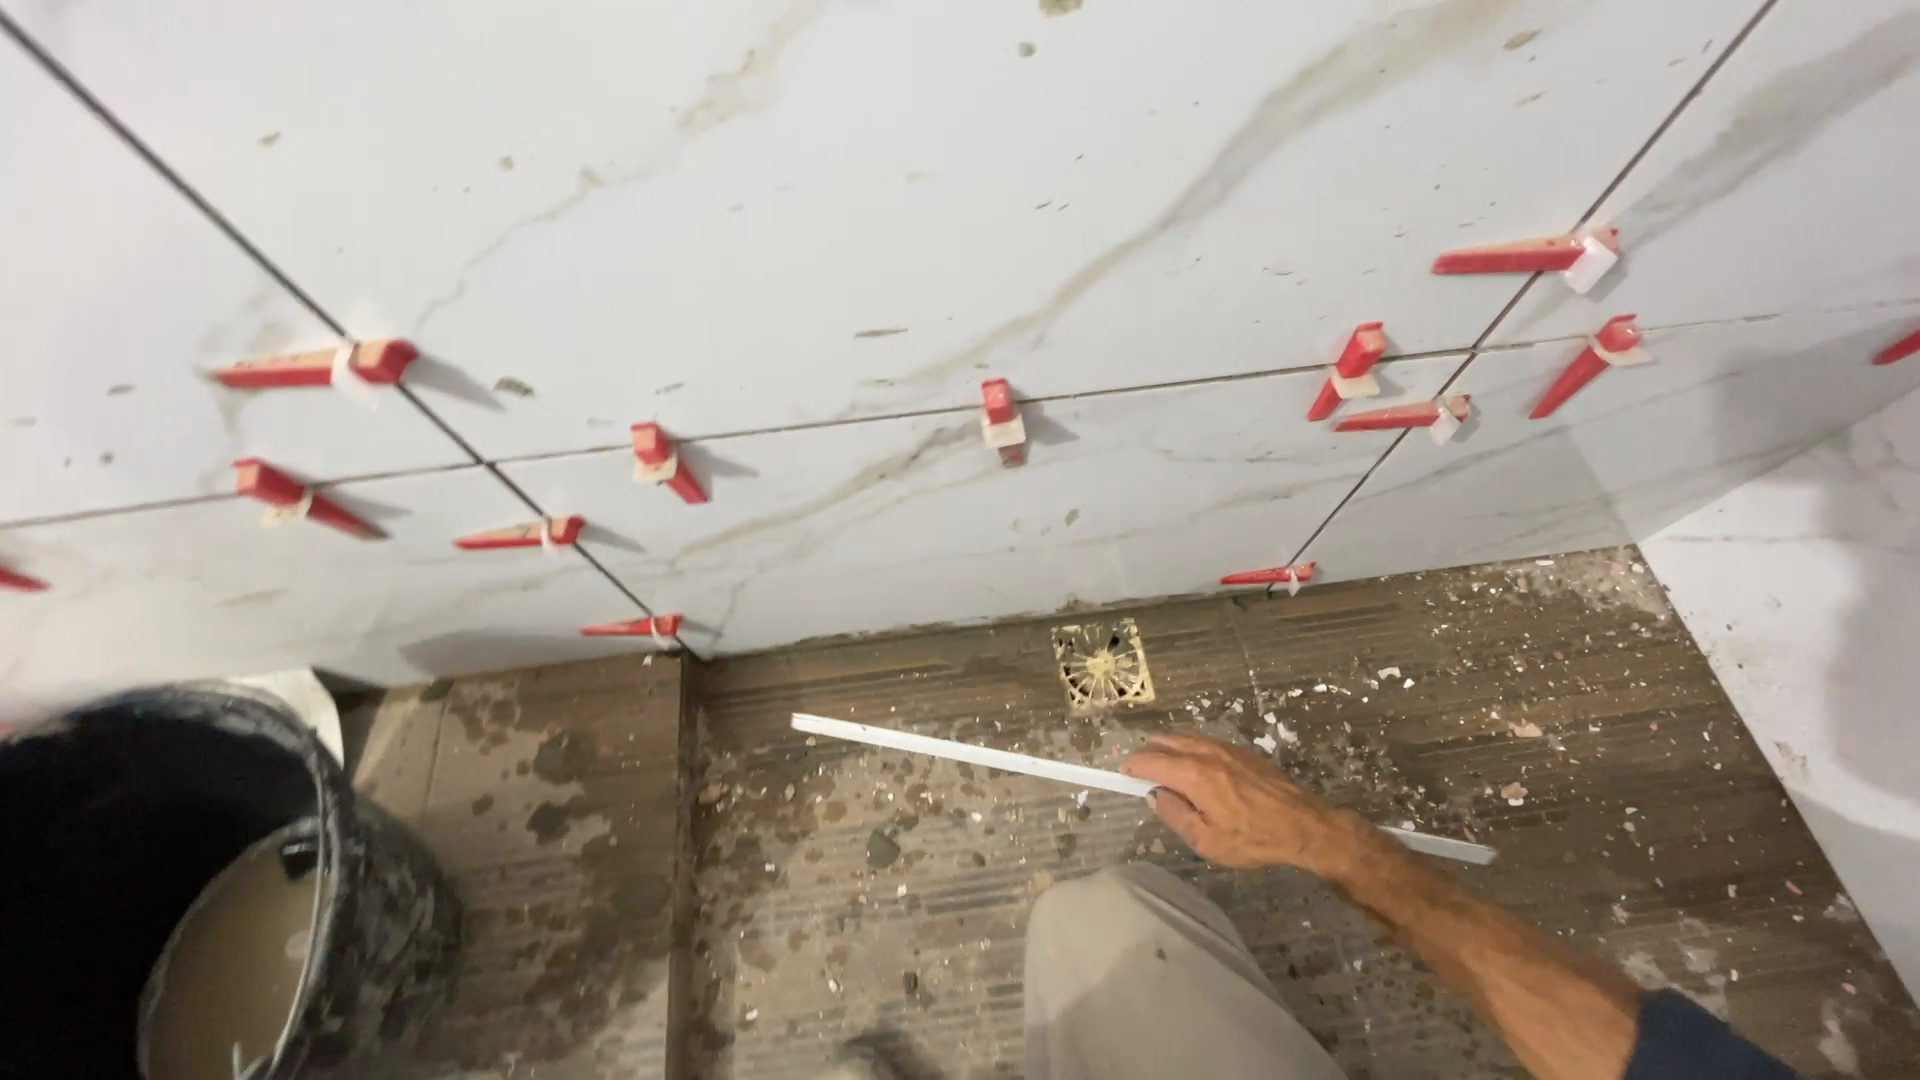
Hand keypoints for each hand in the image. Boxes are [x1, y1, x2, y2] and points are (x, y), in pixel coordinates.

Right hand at [1121, 734, 1368, 874]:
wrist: (1304, 824)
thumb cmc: (1254, 838)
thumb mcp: (1207, 841)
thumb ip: (1175, 815)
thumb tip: (1155, 796)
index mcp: (1192, 774)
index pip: (1148, 761)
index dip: (1131, 767)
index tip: (1122, 776)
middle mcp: (1203, 752)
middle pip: (1162, 741)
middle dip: (1146, 755)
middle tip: (1142, 778)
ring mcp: (1222, 747)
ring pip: (1181, 737)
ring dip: (1166, 750)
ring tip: (1165, 774)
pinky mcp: (1238, 749)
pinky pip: (1200, 741)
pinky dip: (1186, 749)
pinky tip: (1193, 770)